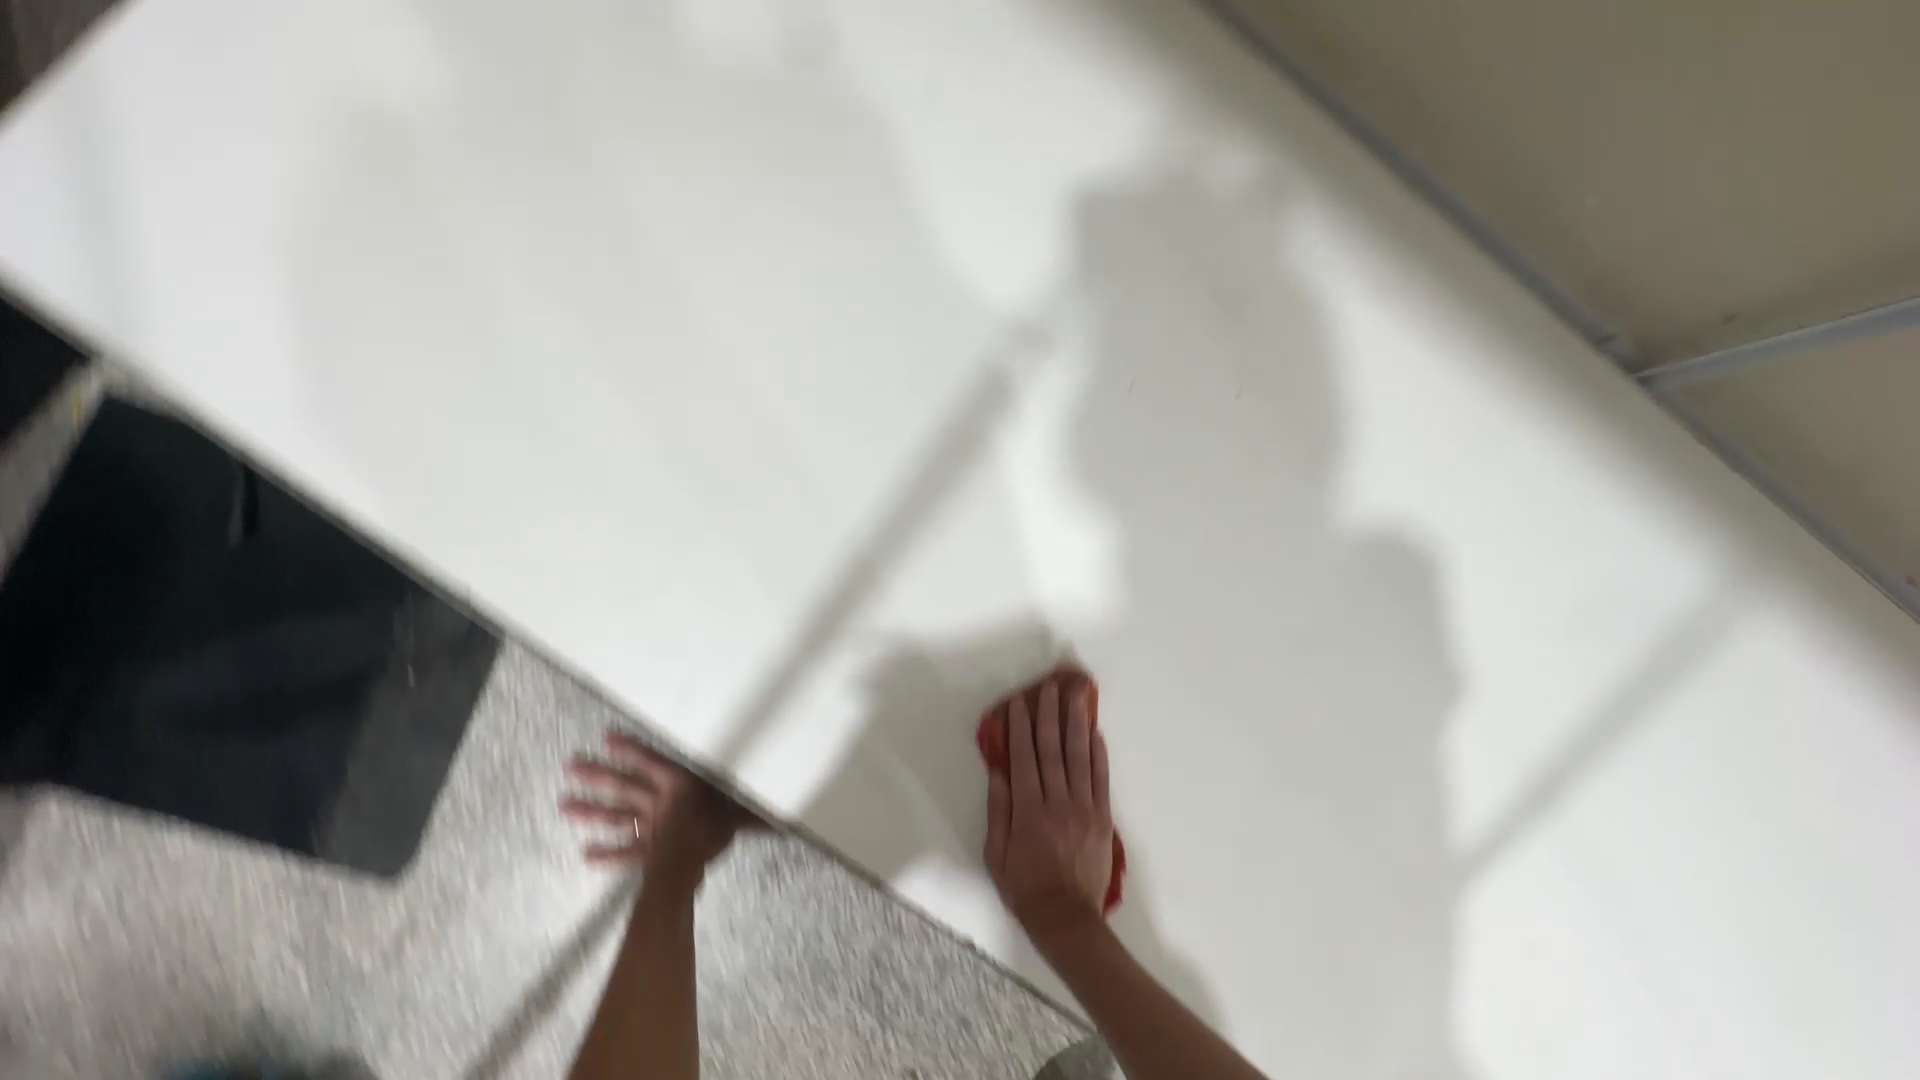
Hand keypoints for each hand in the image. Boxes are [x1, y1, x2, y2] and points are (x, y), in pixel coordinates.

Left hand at [562, 731, 756, 885]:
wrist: (690, 865)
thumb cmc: (717, 829)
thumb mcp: (744, 811)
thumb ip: (757, 810)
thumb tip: (780, 809)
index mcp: (678, 784)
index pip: (651, 760)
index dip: (630, 748)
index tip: (607, 738)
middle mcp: (658, 802)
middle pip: (623, 785)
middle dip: (596, 776)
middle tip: (570, 767)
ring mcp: (647, 828)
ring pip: (615, 817)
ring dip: (590, 811)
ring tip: (565, 806)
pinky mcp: (644, 853)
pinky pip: (623, 853)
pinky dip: (605, 855)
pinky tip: (585, 856)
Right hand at [985, 675, 1114, 947]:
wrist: (1066, 918)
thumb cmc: (1024, 887)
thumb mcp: (996, 853)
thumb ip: (999, 810)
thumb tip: (999, 772)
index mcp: (1028, 810)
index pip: (1024, 757)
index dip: (1020, 727)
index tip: (1019, 702)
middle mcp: (1057, 802)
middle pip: (1052, 749)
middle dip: (1050, 714)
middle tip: (1050, 686)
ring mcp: (1084, 808)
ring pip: (1079, 757)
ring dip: (1076, 723)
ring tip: (1076, 696)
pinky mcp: (1102, 818)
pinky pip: (1101, 779)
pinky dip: (1098, 753)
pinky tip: (1095, 732)